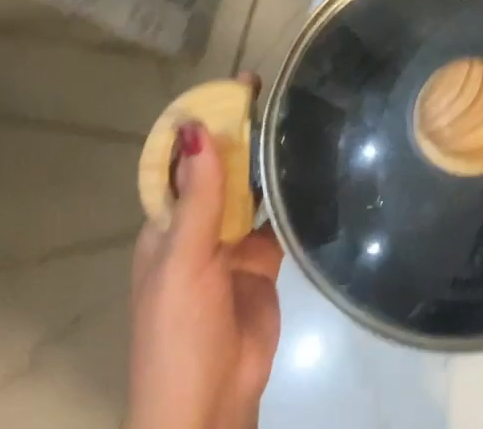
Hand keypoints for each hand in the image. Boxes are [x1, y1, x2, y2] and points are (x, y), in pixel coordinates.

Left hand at [129, 103, 283, 428]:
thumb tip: (194, 128)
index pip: (185, 161)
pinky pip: (278, 223)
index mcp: (167, 225)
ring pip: (252, 194)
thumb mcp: (184, 261)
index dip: (207, 122)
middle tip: (281, 91)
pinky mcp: (263, 265)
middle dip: (243, 135)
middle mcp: (198, 229)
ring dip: (268, 164)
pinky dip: (291, 201)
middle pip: (222, 172)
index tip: (240, 85)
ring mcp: (232, 247)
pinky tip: (315, 172)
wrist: (208, 403)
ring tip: (303, 120)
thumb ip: (199, 197)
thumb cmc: (180, 331)